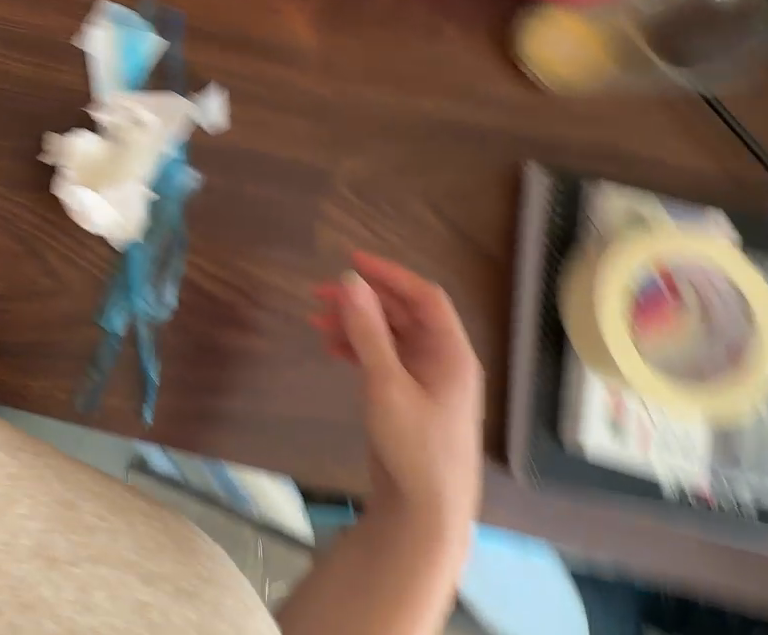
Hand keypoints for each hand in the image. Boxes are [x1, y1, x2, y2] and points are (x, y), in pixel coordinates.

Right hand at [310, 252, 484, 538]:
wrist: (426, 508)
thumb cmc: (413, 444)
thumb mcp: (385, 383)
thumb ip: (367, 330)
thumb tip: (349, 280)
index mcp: (451, 353)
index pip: (424, 297)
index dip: (389, 274)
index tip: (349, 260)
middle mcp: (443, 361)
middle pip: (404, 314)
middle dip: (363, 299)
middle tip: (318, 293)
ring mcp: (427, 381)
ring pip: (390, 336)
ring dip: (356, 323)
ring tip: (316, 321)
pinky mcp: (409, 398)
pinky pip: (384, 357)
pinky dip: (358, 346)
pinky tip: (332, 347)